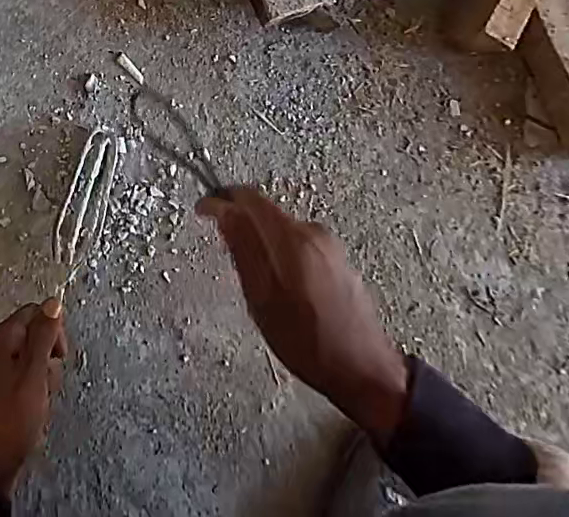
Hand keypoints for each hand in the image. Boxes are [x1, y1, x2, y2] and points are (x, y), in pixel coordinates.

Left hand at [0, 299, 68, 495]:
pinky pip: (27, 383)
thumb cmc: (11, 416)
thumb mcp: (34, 372)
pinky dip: (35, 395)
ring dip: (44, 381)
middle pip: (36, 337)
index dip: (53, 330)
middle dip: (49, 359)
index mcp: (3, 337)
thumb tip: (54, 301)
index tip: (57, 356)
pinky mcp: (2, 393)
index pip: (36, 312)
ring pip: (35, 363)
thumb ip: (45, 335)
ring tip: (38, 402)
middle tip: (45, 383)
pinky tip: (33, 412)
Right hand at [198, 187, 410, 446]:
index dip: (221, 200)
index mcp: (292, 238)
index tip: (203, 211)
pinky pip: (298, 242)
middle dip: (240, 223)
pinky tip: (279, 285)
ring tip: (253, 278)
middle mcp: (313, 231)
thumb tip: (223, 212)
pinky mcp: (337, 258)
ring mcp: (329, 244)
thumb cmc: (308, 342)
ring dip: (260, 239)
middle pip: (265, 211)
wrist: (365, 372)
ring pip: (281, 228)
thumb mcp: (261, 299)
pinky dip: (279, 251)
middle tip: (225, 251)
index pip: (249, 198)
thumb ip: (242, 249)